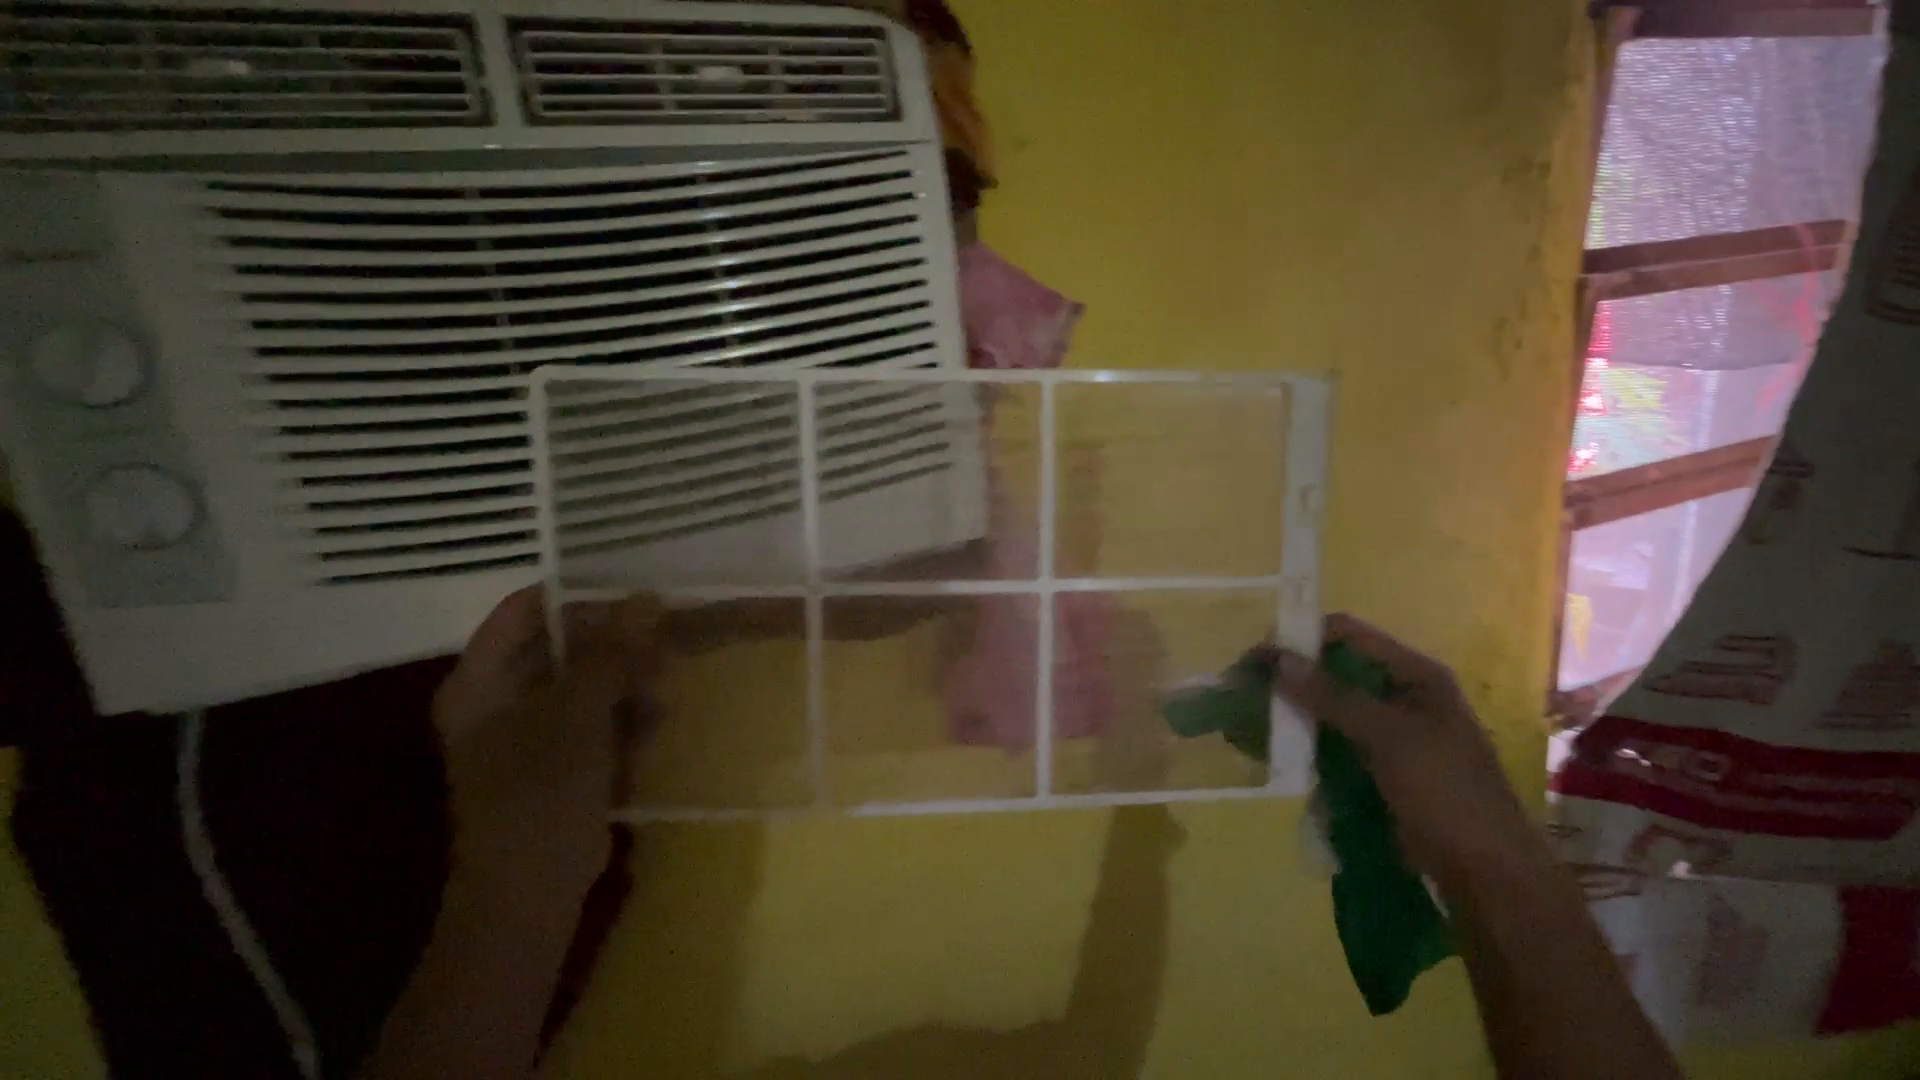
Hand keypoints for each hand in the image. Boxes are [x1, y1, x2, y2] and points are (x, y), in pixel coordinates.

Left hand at [430, 587, 659, 899]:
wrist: (529, 892)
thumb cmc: (541, 792)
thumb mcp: (579, 713)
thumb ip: (611, 654)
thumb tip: (647, 598)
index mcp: (481, 679)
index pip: (526, 609)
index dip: (581, 598)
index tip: (636, 600)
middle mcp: (497, 699)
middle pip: (560, 647)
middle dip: (614, 647)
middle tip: (661, 650)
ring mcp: (527, 734)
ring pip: (584, 685)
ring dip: (624, 686)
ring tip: (659, 699)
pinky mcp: (556, 764)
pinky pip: (592, 722)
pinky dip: (621, 720)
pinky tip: (653, 728)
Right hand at [1273, 614, 1540, 888]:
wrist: (1486, 874)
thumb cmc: (1446, 792)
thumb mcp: (1390, 737)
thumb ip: (1332, 696)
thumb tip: (1276, 657)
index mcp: (1415, 674)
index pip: (1347, 634)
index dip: (1300, 639)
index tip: (1256, 659)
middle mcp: (1400, 695)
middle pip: (1333, 670)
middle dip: (1288, 677)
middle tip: (1243, 691)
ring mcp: (1388, 733)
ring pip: (1326, 708)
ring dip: (1289, 711)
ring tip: (1246, 722)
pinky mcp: (1375, 766)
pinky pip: (1330, 742)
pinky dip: (1301, 742)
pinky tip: (1271, 751)